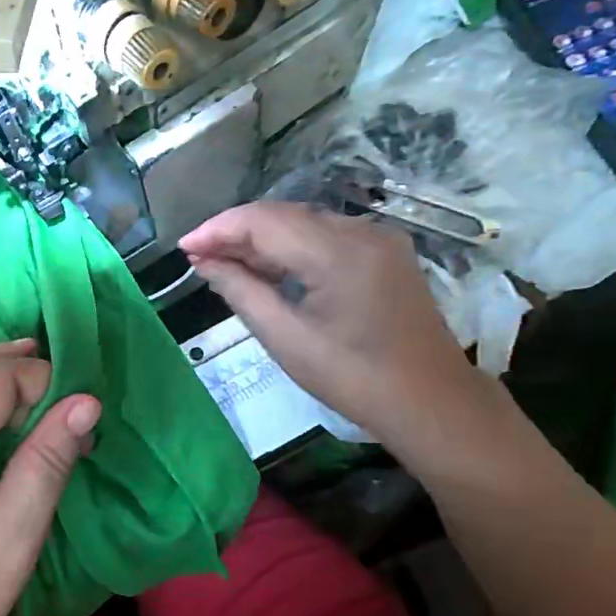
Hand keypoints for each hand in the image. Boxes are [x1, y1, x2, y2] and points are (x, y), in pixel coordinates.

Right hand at [179, 202, 476, 434]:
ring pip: (304, 223)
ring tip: (223, 262)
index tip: (184, 249)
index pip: (263, 220)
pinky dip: (290, 247)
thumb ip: (240, 291)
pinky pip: (326, 237)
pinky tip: (266, 267)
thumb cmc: (352, 378)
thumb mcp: (285, 338)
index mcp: (337, 253)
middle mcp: (361, 231)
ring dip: (261, 239)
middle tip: (198, 257)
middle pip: (283, 214)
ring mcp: (378, 239)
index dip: (217, 229)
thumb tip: (205, 263)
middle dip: (236, 232)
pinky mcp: (384, 252)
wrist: (431, 401)